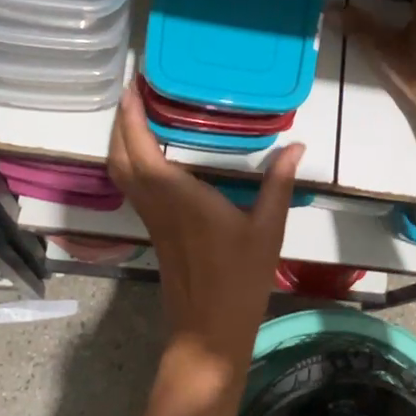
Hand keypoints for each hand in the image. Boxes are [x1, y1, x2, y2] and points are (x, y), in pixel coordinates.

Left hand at [106, 86, 304, 364]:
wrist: (209, 330)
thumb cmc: (240, 279)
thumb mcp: (268, 229)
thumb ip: (278, 184)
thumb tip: (296, 146)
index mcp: (178, 196)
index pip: (142, 147)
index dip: (132, 116)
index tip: (135, 86)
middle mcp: (156, 203)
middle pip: (120, 157)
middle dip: (121, 123)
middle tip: (136, 93)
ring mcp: (151, 219)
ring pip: (122, 174)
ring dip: (122, 142)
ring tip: (140, 116)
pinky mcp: (155, 231)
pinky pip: (133, 187)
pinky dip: (132, 163)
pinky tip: (154, 156)